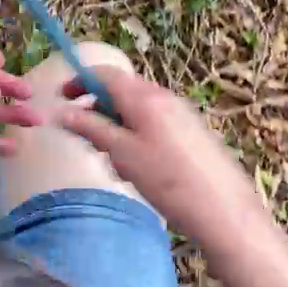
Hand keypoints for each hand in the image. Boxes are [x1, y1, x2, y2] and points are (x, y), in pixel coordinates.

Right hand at [0, 67, 269, 250]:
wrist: (226, 213)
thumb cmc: (167, 181)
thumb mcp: (122, 154)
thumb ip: (90, 128)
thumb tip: (61, 112)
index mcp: (144, 97)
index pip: (104, 73)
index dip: (79, 81)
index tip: (61, 97)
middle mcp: (164, 97)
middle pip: (121, 89)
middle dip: (98, 106)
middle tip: (84, 134)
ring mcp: (181, 114)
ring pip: (137, 108)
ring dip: (117, 123)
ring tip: (113, 159)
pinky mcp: (192, 132)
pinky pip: (154, 122)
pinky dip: (136, 133)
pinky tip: (139, 167)